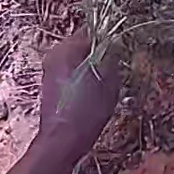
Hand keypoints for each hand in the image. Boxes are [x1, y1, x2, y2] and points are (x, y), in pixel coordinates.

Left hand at [33, 30, 119, 162]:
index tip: (122, 50)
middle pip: (83, 45)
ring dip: (93, 66)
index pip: (91, 32)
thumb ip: (111, 58)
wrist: (62, 141)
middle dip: (101, 53)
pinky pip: (72, 72)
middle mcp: (54, 56)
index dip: (110, 39)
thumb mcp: (107, 82)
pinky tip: (95, 92)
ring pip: (78, 59)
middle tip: (118, 66)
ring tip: (108, 82)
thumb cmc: (84, 113)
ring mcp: (50, 71)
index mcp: (66, 50)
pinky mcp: (52, 85)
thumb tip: (115, 45)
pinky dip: (84, 76)